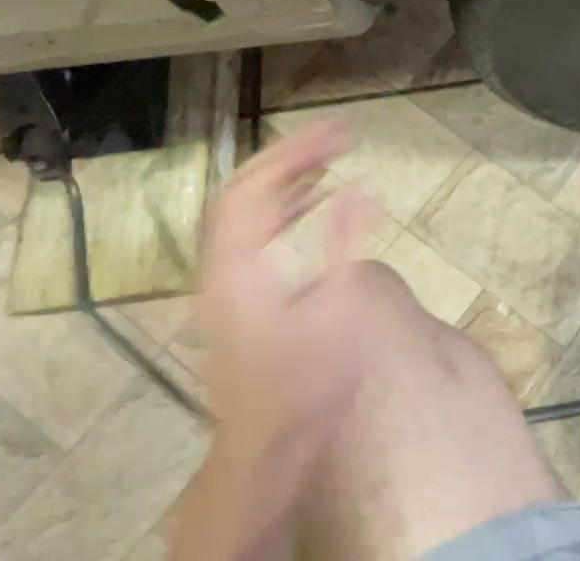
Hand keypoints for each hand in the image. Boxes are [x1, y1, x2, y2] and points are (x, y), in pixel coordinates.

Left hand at [198, 123, 378, 469]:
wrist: (268, 447)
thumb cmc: (307, 382)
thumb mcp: (339, 309)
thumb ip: (345, 243)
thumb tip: (358, 188)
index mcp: (238, 265)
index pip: (256, 187)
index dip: (294, 151)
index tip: (339, 131)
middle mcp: (221, 267)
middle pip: (243, 193)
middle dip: (289, 158)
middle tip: (337, 138)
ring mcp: (224, 284)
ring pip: (246, 213)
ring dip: (286, 181)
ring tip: (330, 159)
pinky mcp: (237, 299)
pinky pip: (253, 235)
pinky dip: (284, 209)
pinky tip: (314, 205)